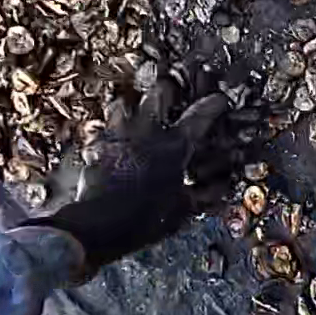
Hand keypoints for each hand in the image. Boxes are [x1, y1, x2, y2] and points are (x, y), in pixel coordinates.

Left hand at [38, 85, 230, 276]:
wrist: (99, 223)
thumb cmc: (144, 220)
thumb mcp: (179, 211)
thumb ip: (197, 197)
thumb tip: (218, 193)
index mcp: (173, 147)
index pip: (199, 117)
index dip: (212, 105)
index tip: (219, 99)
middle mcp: (146, 133)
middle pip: (159, 93)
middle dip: (168, 90)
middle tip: (172, 93)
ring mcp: (118, 135)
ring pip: (124, 103)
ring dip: (131, 107)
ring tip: (135, 112)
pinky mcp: (96, 145)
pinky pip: (102, 129)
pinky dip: (108, 132)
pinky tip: (110, 140)